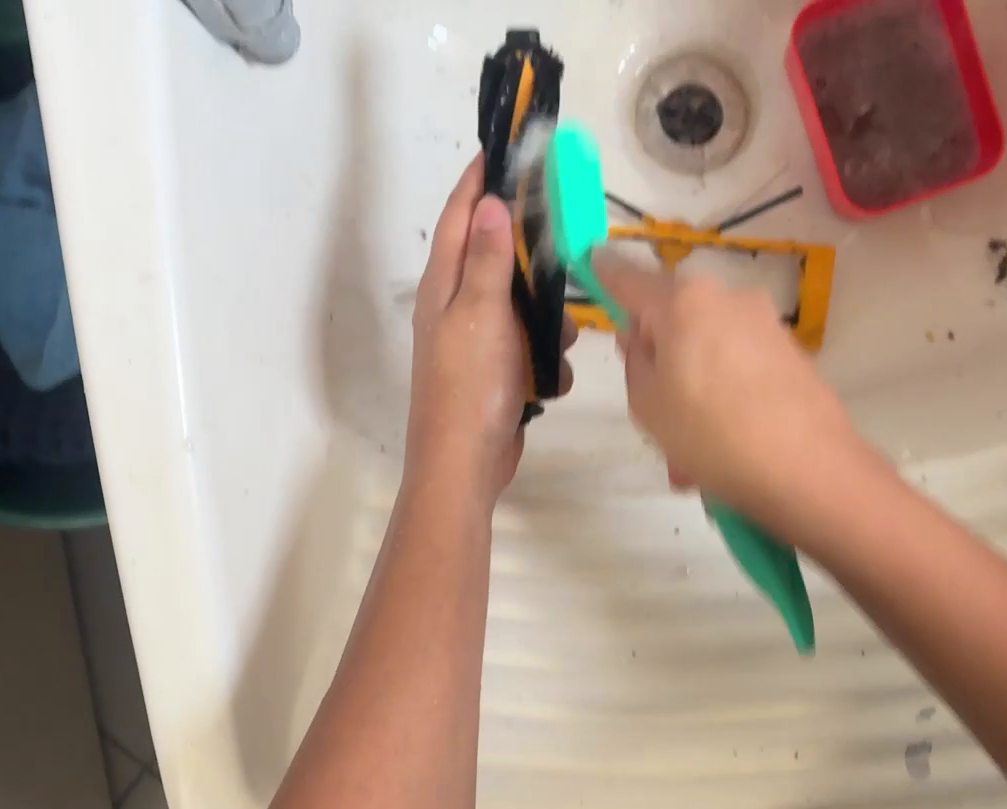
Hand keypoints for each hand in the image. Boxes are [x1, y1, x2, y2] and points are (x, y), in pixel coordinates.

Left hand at [408, 157, 572, 507]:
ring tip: (561, 337)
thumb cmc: (469, 386)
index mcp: (443, 286)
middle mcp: (457, 307)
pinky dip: (544, 359)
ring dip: (546, 320)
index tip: (506, 148)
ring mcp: (479, 342)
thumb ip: (486, 259)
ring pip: (522, 308)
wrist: (466, 463)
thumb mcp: (479, 314)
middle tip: (563, 243)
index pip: (460, 217)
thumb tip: (488, 201)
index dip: (479, 181)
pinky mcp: (498, 372)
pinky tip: (549, 378)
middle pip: (495, 258)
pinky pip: (530, 349)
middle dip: (529, 256)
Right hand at [593, 249, 875, 523]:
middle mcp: (728, 299)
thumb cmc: (711, 435)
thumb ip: (635, 362)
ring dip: (693, 390)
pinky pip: (740, 369)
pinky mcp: (792, 354)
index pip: (631, 280)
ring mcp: (765, 324)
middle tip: (653, 411)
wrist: (808, 469)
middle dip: (661, 359)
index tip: (591, 260)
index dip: (606, 275)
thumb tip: (642, 338)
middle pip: (676, 318)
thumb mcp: (647, 405)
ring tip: (690, 453)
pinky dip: (724, 398)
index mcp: (684, 303)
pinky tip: (722, 448)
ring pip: (709, 351)